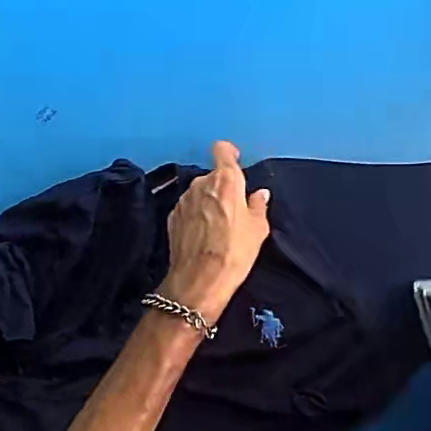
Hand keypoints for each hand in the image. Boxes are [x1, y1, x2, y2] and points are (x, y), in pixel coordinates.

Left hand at [158, 141, 271, 323]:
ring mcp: (183, 200)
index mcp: (226, 180)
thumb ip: (258, 205)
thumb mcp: (258, 229)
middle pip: (213, 176)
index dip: (228, 153)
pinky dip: (195, 216)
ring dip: (207, 202)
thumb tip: (259, 194)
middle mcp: (201, 184)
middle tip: (233, 210)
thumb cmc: (235, 251)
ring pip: (199, 192)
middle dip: (222, 187)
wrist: (199, 281)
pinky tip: (202, 235)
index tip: (235, 162)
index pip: (222, 149)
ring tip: (217, 226)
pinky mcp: (171, 218)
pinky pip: (188, 208)